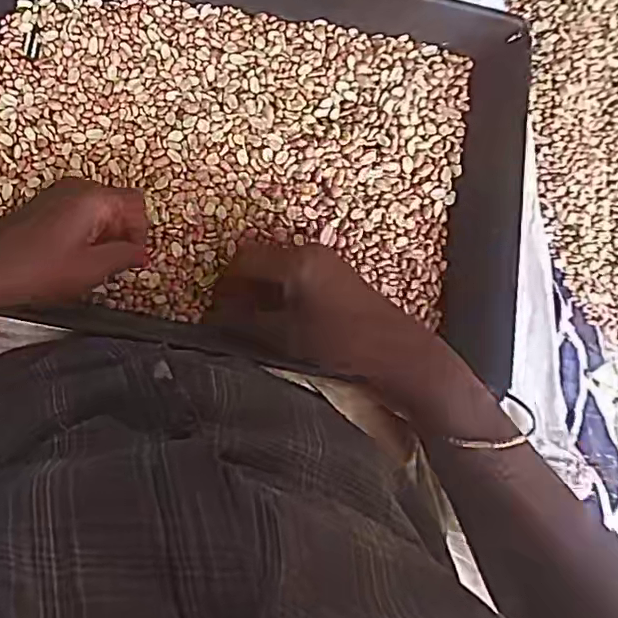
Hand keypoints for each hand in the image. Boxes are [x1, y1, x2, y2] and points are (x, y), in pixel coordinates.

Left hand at [0, 178, 149, 310]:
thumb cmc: (34, 271)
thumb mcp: (91, 270)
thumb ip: (125, 257)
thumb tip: (141, 253)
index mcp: (93, 198)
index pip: (136, 205)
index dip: (141, 233)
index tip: (134, 257)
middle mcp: (76, 188)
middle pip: (117, 205)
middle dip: (122, 234)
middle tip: (113, 264)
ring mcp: (56, 195)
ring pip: (97, 210)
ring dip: (103, 235)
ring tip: (89, 264)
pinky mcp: (43, 206)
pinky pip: (77, 213)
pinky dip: (84, 233)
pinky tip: (69, 259)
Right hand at [207, 242, 465, 412]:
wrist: (404, 363)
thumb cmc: (344, 347)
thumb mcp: (285, 339)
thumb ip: (245, 325)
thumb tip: (218, 319)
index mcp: (297, 261)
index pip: (242, 260)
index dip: (223, 286)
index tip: (214, 312)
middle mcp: (313, 254)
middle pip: (260, 264)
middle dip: (240, 291)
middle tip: (228, 321)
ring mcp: (330, 267)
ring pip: (279, 275)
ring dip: (261, 297)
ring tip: (253, 330)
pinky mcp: (341, 285)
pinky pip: (298, 284)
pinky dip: (282, 301)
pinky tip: (281, 331)